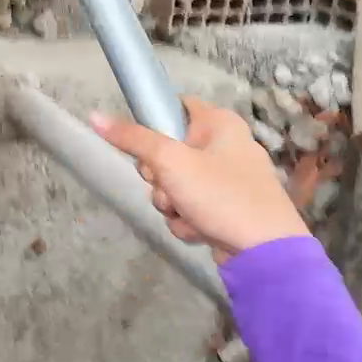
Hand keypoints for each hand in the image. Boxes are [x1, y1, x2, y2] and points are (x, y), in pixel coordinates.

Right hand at [90, 95, 308, 263]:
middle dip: (157, 174)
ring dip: (168, 199)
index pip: (174, 105)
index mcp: (220, 124)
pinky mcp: (228, 207)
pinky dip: (187, 217)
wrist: (268, 256)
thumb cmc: (220, 195)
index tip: (146, 145)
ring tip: (184, 212)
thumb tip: (93, 115)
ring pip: (174, 181)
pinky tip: (197, 228)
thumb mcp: (169, 161)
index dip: (153, 122)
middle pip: (167, 148)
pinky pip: (191, 204)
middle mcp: (227, 146)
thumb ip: (131, 138)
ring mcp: (229, 179)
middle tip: (165, 183)